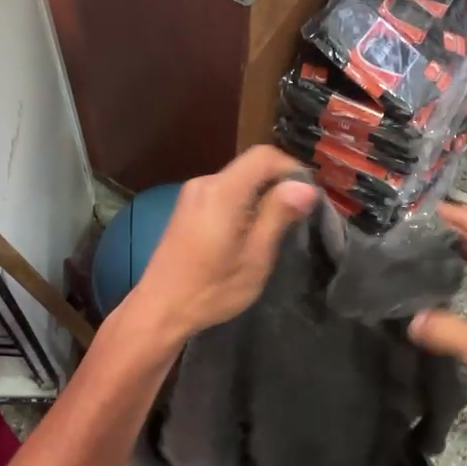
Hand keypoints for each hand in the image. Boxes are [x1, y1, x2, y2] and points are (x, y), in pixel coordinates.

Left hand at [121, 146, 319, 341]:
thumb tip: (305, 186)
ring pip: (237, 181)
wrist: (159, 309)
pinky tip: (247, 233)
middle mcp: (204, 183)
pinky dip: (241, 204)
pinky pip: (222, 193)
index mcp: (222, 191)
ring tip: (274, 229)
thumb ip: (278, 215)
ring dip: (259, 196)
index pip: (263, 155)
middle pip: (250, 167)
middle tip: (296, 217)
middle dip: (277, 184)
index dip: (291, 168)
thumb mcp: (255, 257)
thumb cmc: (211, 289)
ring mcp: (191, 195)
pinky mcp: (185, 208)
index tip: (307, 197)